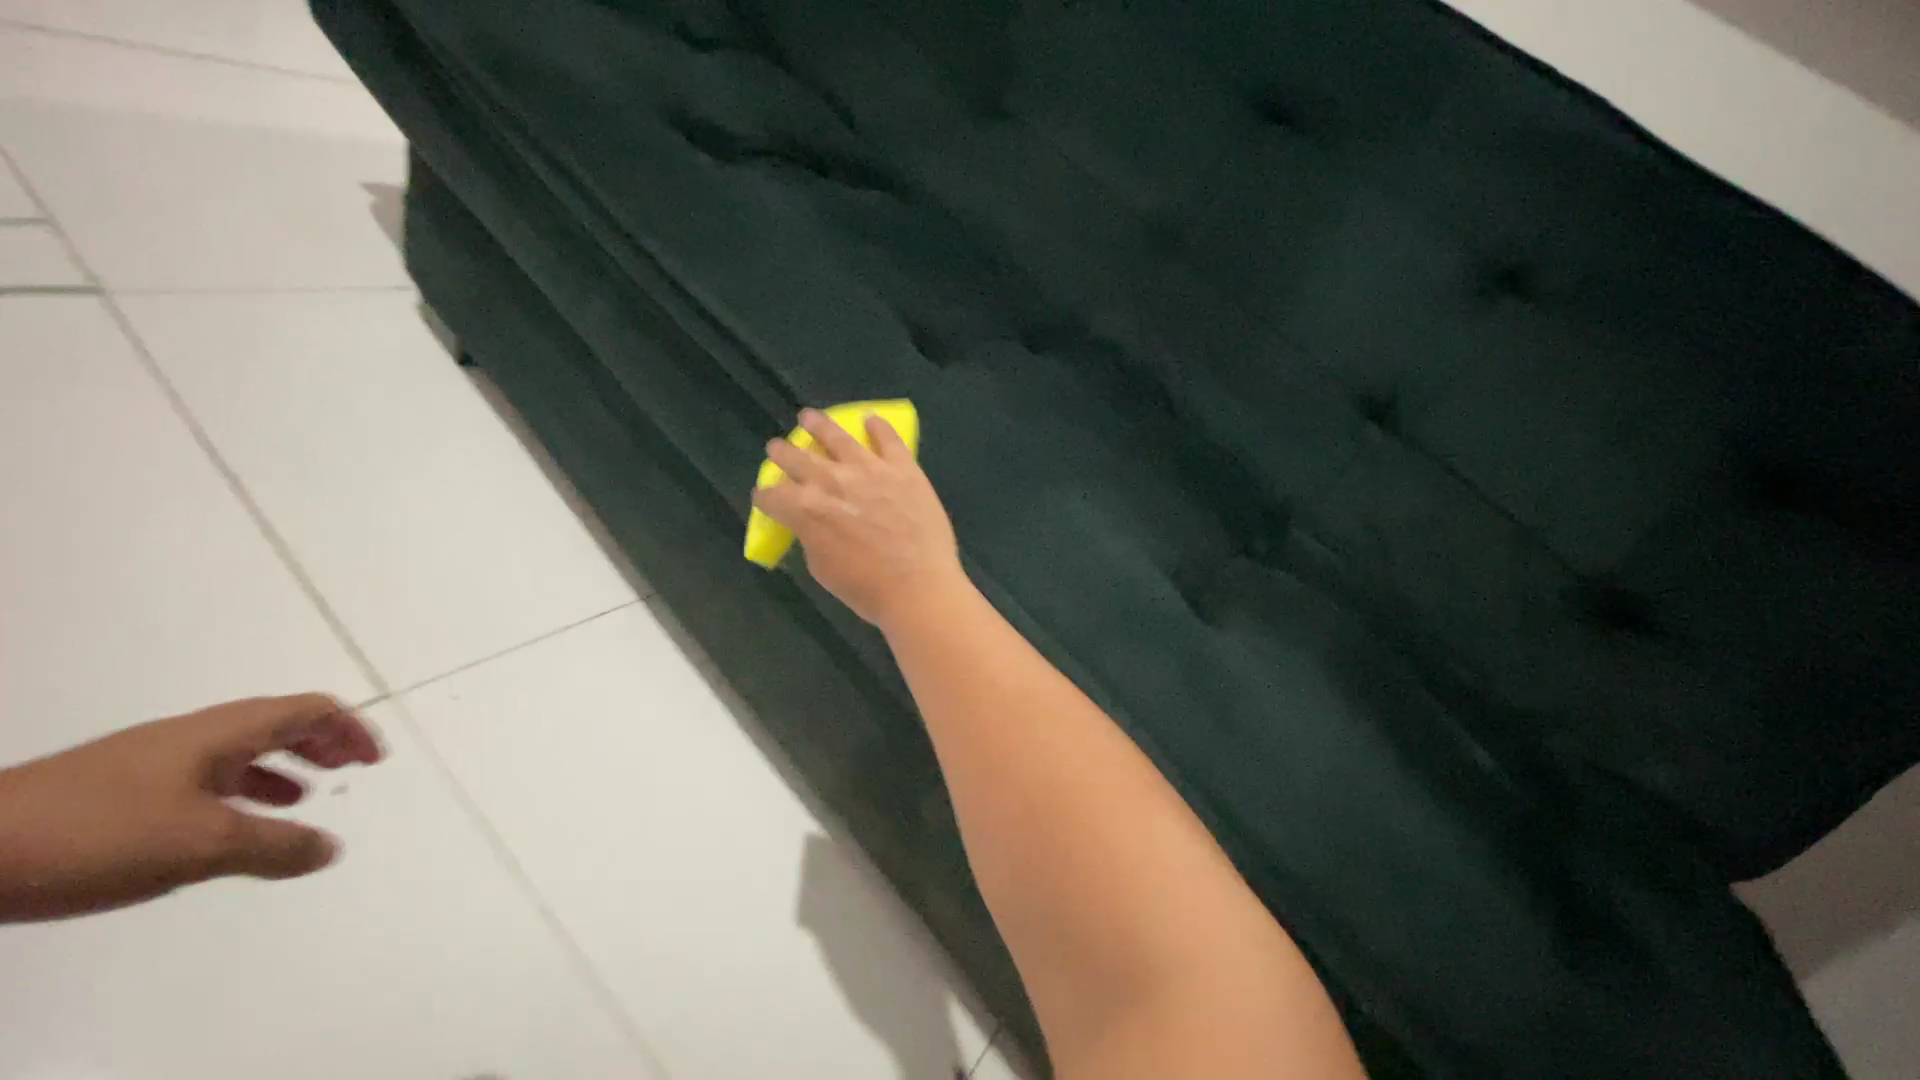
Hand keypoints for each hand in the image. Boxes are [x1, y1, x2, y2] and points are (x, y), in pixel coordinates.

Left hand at [0, 693, 382, 921]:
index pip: (307, 710)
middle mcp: (193, 736)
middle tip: (353, 768)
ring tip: (305, 797)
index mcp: (221, 733)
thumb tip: (331, 848)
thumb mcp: (203, 845)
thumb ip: (276, 846)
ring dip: (283, 766)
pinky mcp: (120, 789)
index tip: (375, 759)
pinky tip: (231, 825)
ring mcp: (152, 761)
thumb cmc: (100, 833)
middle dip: (323, 741)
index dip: (350, 728)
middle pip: (277, 722)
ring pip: (240, 750)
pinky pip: (206, 776)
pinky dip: (241, 789)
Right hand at [754, 408, 968, 628]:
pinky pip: (888, 439)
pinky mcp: (902, 468)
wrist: (918, 586)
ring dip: (818, 425)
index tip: (764, 497)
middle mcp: (831, 481)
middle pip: (797, 458)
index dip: (765, 497)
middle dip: (781, 453)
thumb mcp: (822, 568)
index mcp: (805, 509)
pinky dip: (878, 427)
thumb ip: (813, 538)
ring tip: (808, 417)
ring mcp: (869, 469)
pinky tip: (871, 420)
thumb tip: (814, 526)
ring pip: (837, 437)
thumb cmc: (866, 589)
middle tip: (776, 447)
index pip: (773, 497)